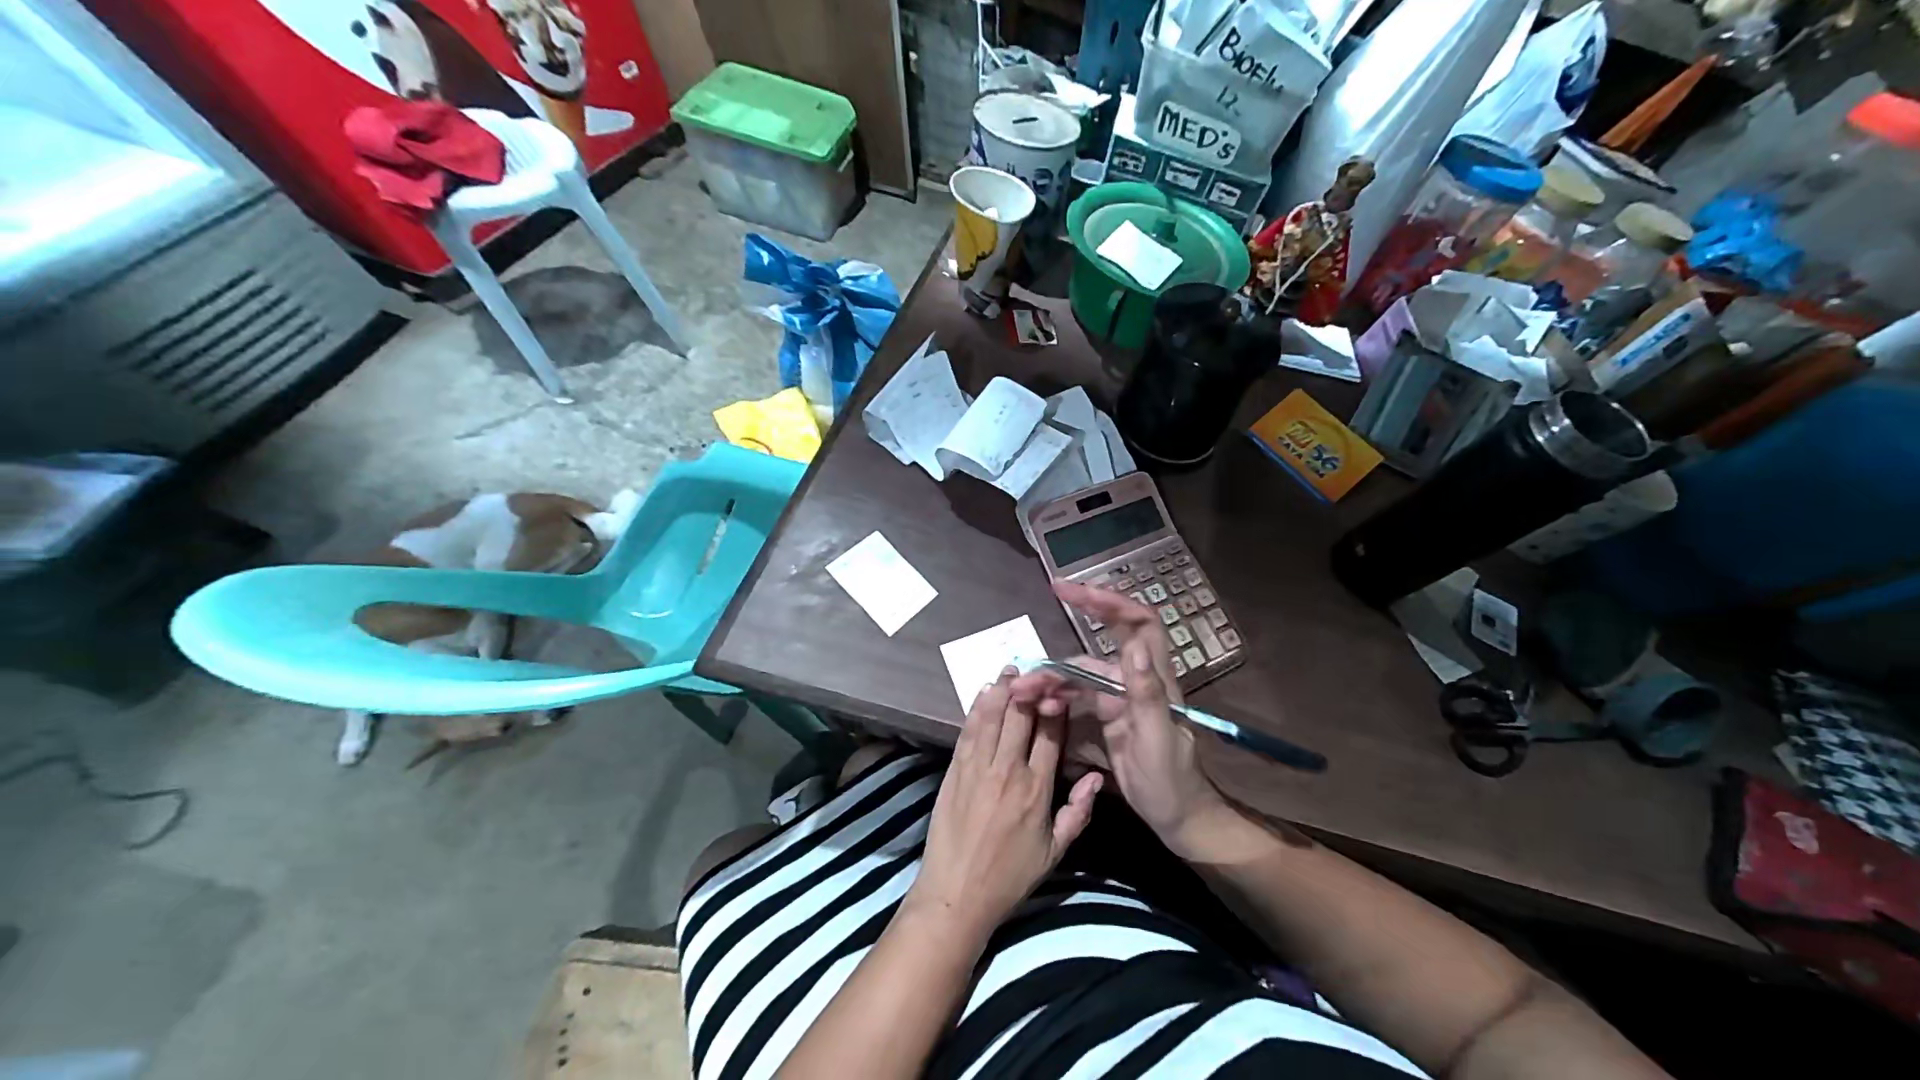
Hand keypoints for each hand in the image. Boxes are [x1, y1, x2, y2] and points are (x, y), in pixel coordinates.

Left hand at [905, 669, 1102, 941]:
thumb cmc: (1009, 876)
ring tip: (1009, 670)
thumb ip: (1078, 812)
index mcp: (1037, 788)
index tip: (1061, 688)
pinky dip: (976, 709)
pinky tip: (983, 692)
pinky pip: (968, 731)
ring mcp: (978, 768)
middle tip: (1035, 670)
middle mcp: (1008, 771)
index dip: (1056, 707)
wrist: (957, 892)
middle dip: (1029, 689)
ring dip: (1001, 690)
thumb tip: (1097, 777)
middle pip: (1020, 717)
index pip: (1050, 735)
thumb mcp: (1054, 851)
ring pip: (992, 717)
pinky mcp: (955, 770)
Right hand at [1011, 582, 1232, 859]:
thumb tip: (1133, 647)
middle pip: (1095, 649)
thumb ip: (1147, 693)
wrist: (1178, 818)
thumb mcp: (1159, 739)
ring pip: (1079, 676)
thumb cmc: (1173, 780)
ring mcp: (1120, 698)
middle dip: (1057, 659)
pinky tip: (1041, 710)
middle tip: (1026, 672)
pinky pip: (1076, 698)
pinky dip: (1056, 699)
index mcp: (1154, 678)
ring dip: (1051, 682)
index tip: (1070, 590)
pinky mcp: (1107, 717)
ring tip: (1023, 697)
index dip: (1107, 600)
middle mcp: (1136, 679)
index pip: (1137, 622)